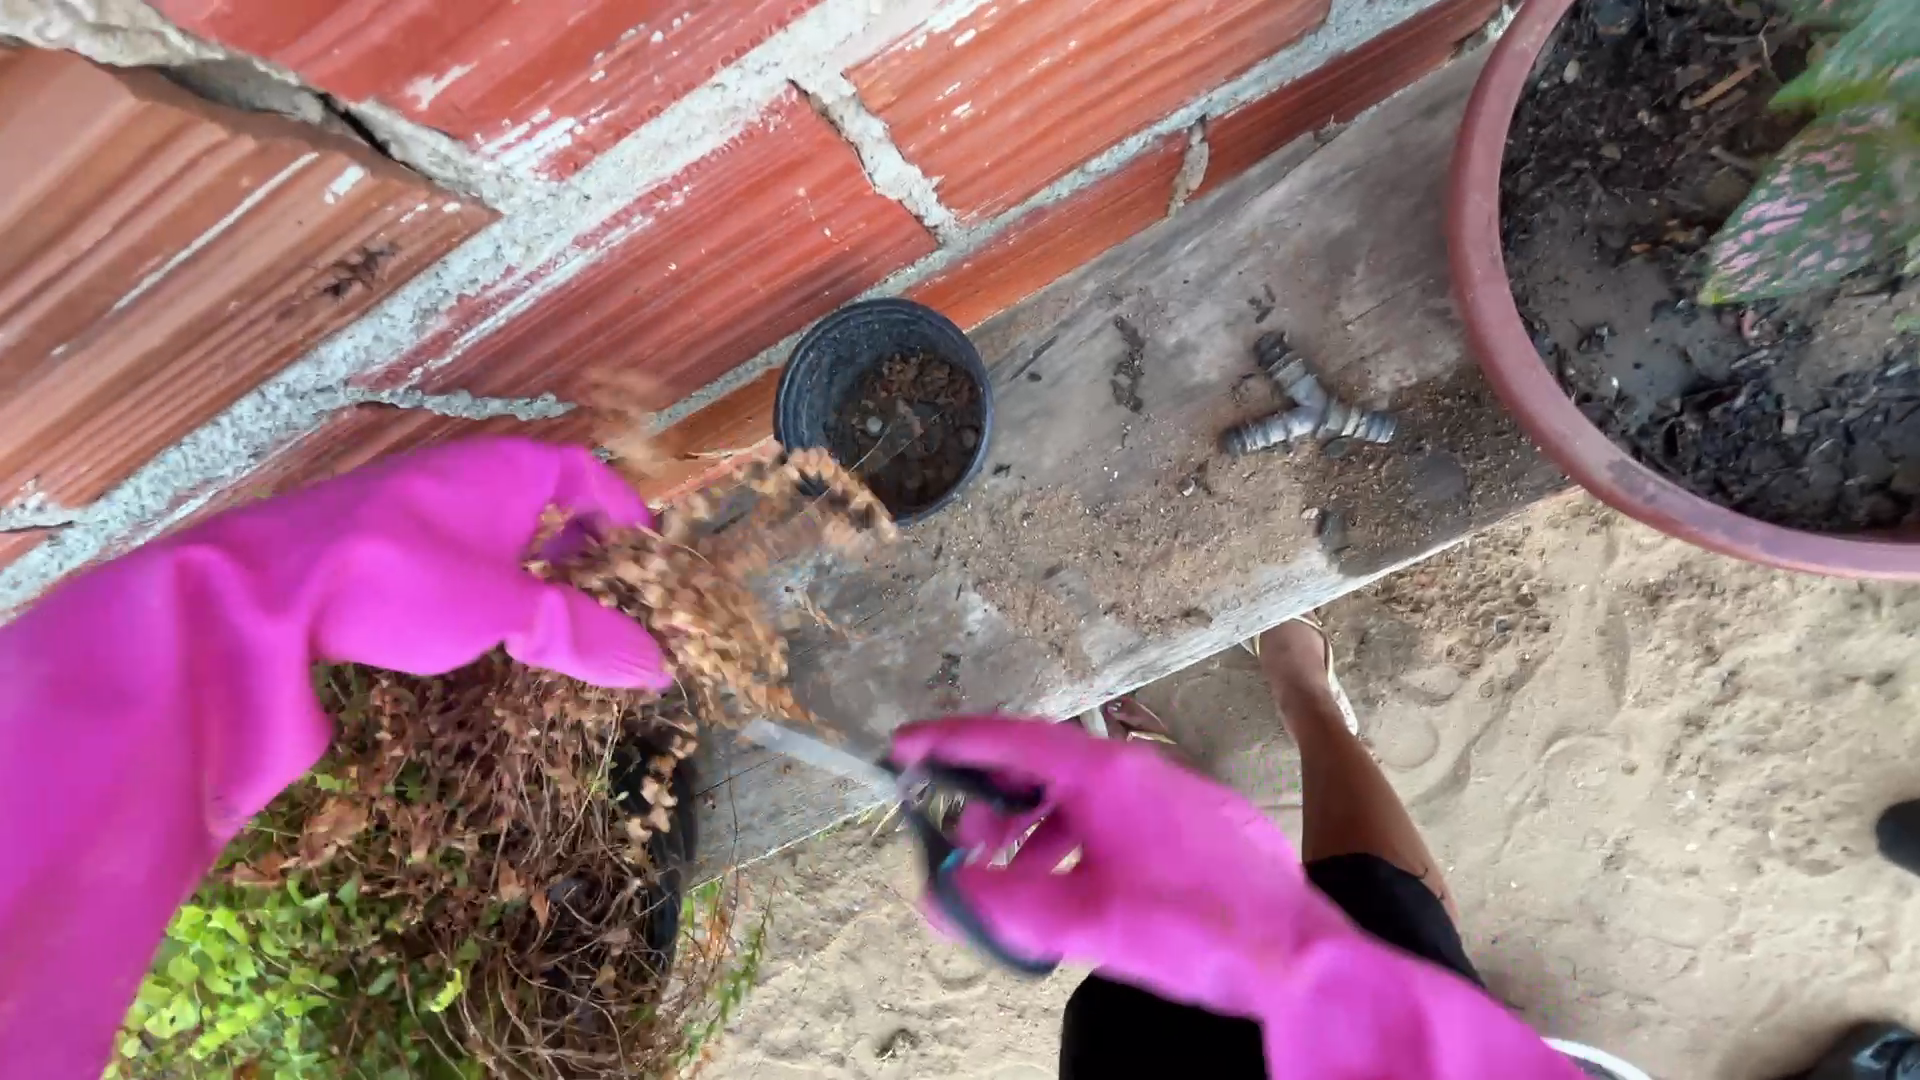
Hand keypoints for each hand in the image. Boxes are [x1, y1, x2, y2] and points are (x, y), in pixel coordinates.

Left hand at [0, 437, 667, 1077]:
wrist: (241, 599)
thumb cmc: (400, 577)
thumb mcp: (511, 611)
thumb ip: (588, 637)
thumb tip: (660, 669)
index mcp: (507, 471)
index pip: (588, 474)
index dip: (625, 510)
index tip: (649, 555)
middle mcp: (463, 480)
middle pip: (547, 501)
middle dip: (582, 545)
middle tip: (606, 593)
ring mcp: (412, 513)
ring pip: (498, 532)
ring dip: (532, 569)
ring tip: (552, 618)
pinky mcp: (372, 552)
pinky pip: (455, 557)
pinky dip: (485, 586)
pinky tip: (481, 628)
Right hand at [889, 716, 1578, 1078]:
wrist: (1311, 956)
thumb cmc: (1199, 929)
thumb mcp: (1092, 922)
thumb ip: (1012, 906)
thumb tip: (946, 896)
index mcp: (1106, 777)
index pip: (1012, 739)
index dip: (952, 739)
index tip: (905, 745)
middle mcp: (1134, 770)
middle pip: (1042, 761)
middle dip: (990, 792)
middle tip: (955, 828)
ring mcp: (1164, 792)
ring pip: (1077, 793)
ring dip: (1032, 825)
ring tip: (1004, 868)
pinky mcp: (1188, 821)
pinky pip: (1110, 816)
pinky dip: (1073, 840)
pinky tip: (1067, 882)